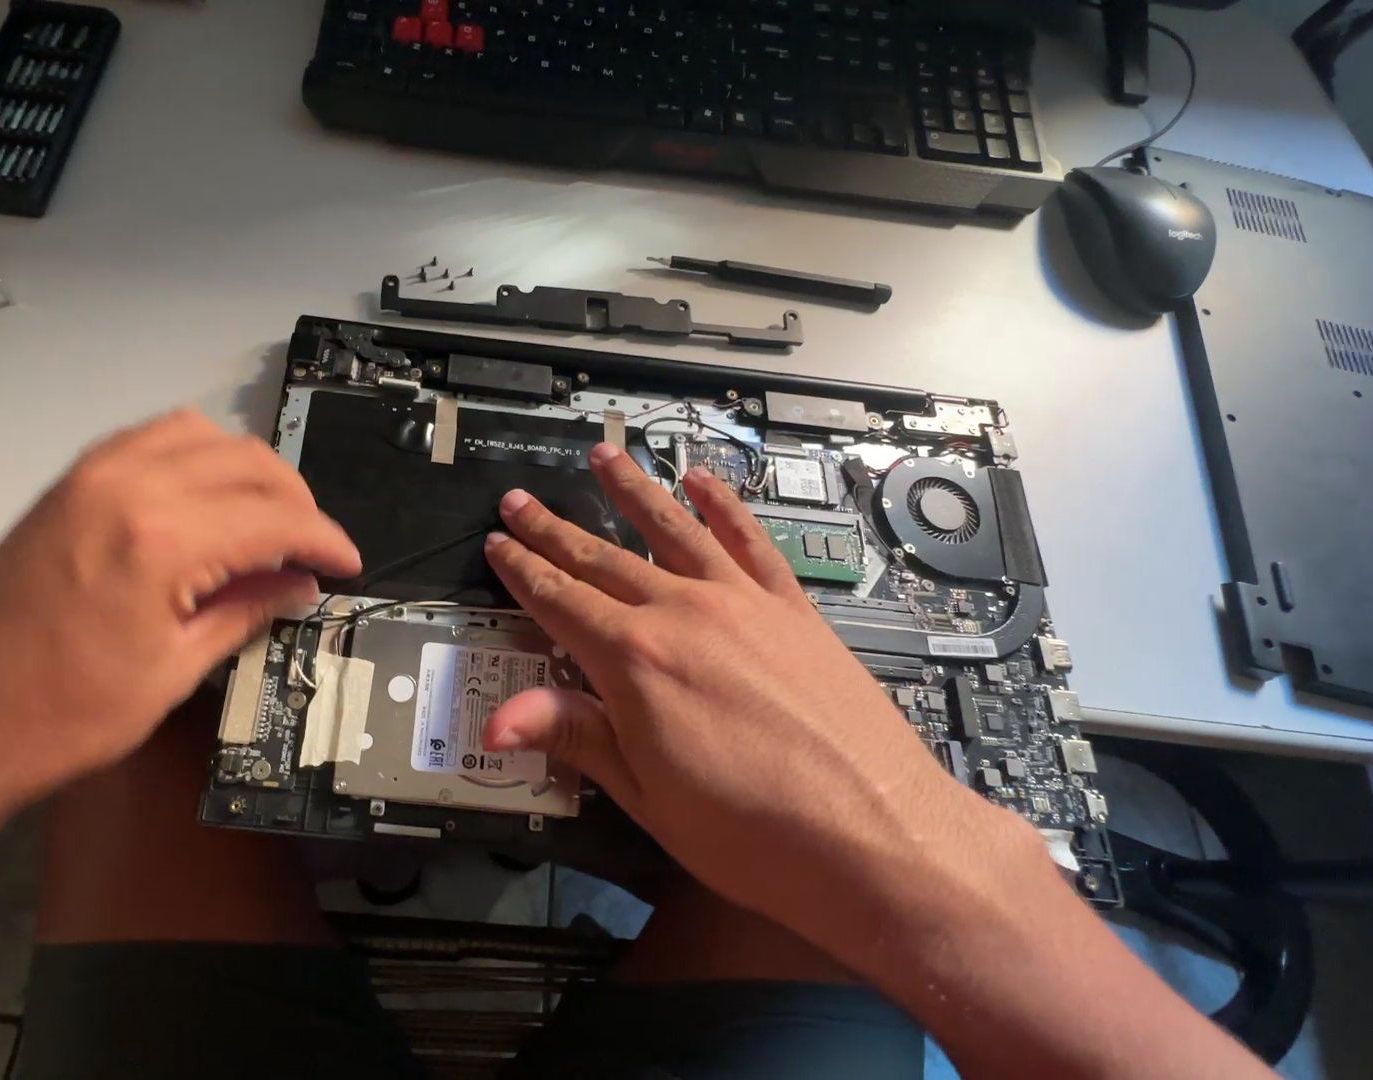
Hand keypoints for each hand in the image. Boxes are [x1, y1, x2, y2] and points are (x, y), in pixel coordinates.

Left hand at [0, 410, 359, 872]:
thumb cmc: (65, 717)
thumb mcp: (176, 671)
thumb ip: (248, 611)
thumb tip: (301, 585)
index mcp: (161, 538)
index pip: (275, 517)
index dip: (325, 540)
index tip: (348, 565)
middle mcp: (128, 484)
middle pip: (248, 463)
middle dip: (297, 503)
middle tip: (312, 553)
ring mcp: (92, 474)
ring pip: (205, 434)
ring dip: (250, 472)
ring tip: (267, 524)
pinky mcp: (71, 481)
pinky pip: (154, 439)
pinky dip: (199, 458)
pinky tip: (210, 503)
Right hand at [481, 442, 1037, 959]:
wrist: (878, 838)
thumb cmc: (752, 833)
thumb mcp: (645, 795)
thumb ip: (573, 736)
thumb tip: (494, 721)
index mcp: (635, 660)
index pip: (559, 600)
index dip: (522, 571)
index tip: (497, 546)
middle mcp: (682, 614)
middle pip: (601, 558)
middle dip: (552, 529)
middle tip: (519, 500)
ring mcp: (741, 603)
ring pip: (671, 529)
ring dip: (631, 490)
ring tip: (601, 456)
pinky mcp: (792, 609)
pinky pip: (750, 541)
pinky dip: (723, 506)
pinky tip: (701, 480)